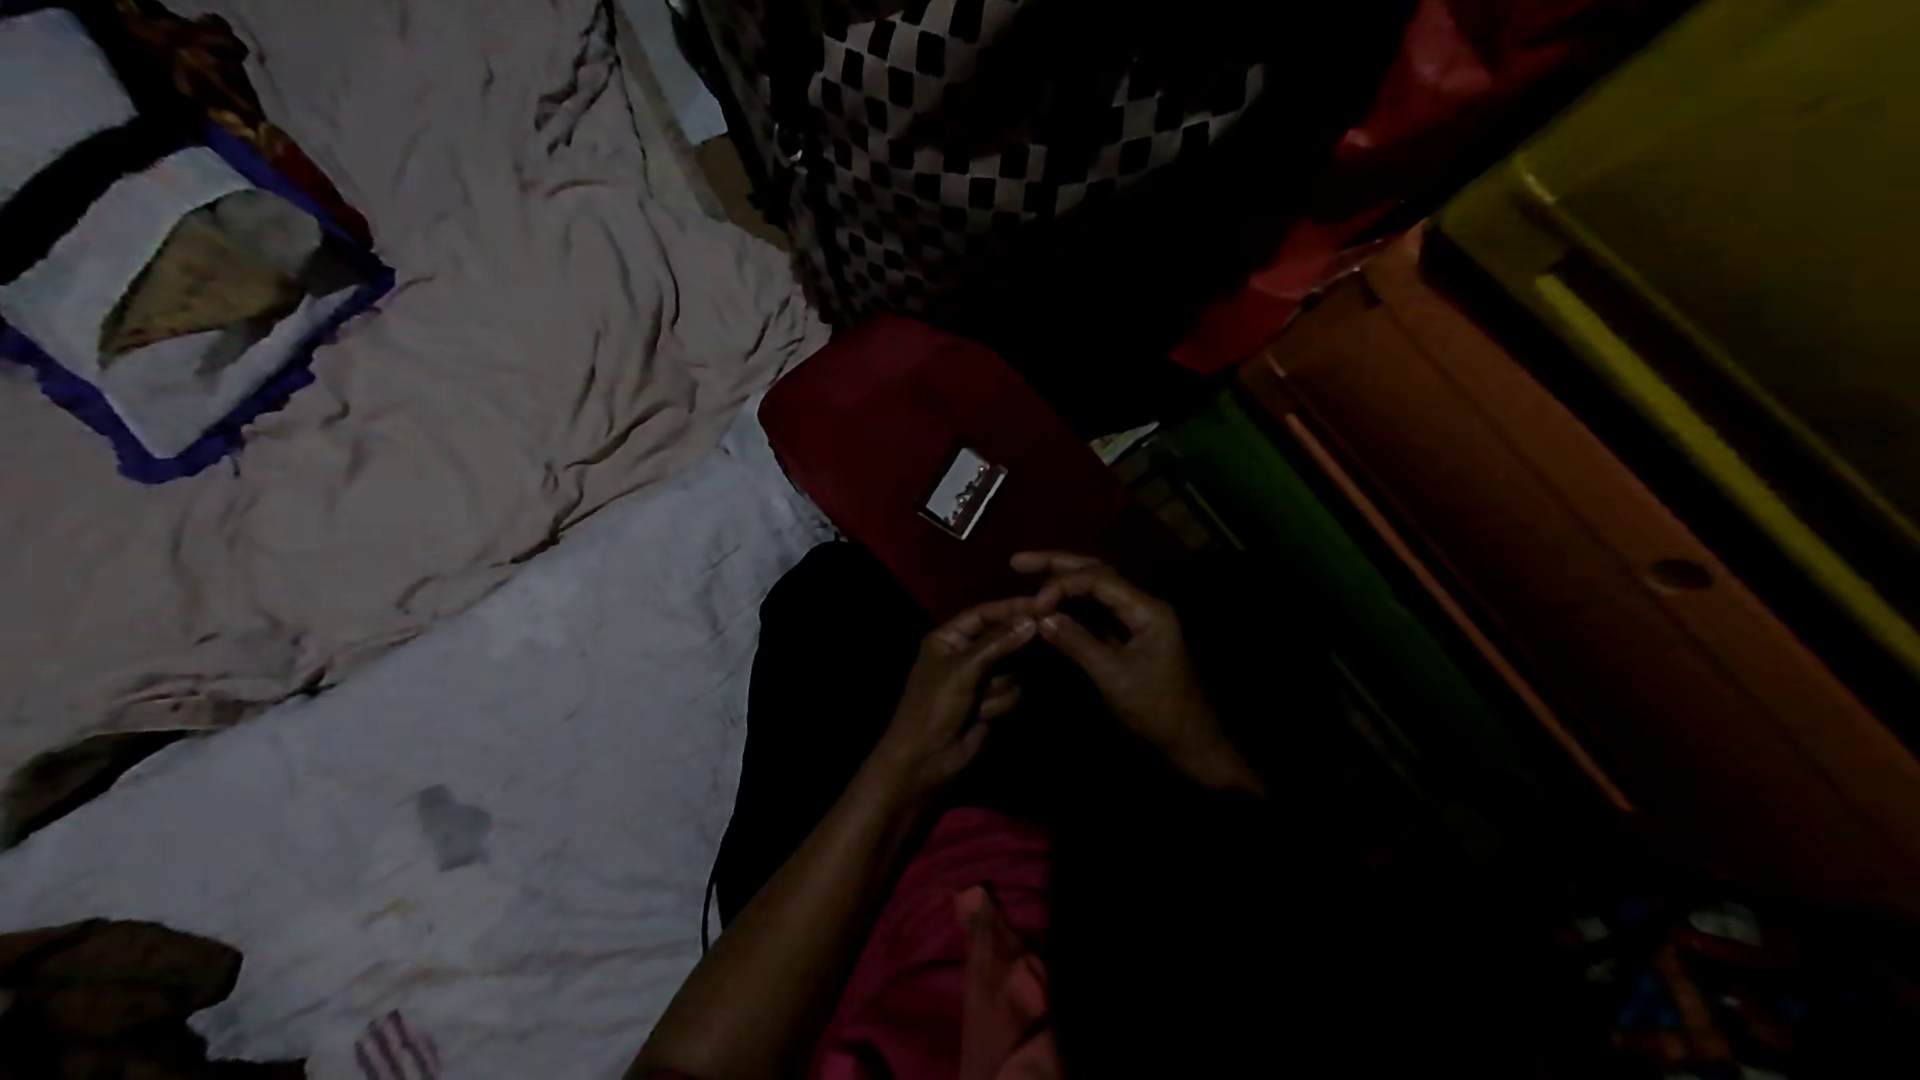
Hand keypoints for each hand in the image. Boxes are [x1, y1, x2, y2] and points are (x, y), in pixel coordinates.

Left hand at [869, 598, 1038, 798]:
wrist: (925, 759)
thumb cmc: (935, 706)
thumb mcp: (963, 669)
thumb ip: (998, 643)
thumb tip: (1032, 621)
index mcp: (949, 638)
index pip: (984, 614)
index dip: (1011, 609)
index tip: (1041, 604)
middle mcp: (965, 654)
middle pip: (1003, 639)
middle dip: (1011, 650)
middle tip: (1039, 640)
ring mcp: (979, 679)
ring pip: (1012, 669)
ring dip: (999, 686)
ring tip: (979, 702)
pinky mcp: (991, 702)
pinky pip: (1012, 692)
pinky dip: (999, 704)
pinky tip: (982, 716)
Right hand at [1013, 552, 1264, 796]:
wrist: (1190, 740)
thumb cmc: (1158, 710)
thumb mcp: (1114, 678)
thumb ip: (1077, 643)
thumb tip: (1041, 617)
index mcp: (1147, 610)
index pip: (1099, 580)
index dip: (1062, 585)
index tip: (1034, 604)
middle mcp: (1142, 605)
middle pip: (1096, 573)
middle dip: (1057, 565)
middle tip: (1017, 561)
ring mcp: (1135, 619)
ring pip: (1094, 589)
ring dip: (1062, 581)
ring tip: (1026, 573)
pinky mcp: (1127, 635)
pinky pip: (1095, 611)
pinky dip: (1070, 605)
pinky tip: (1047, 604)